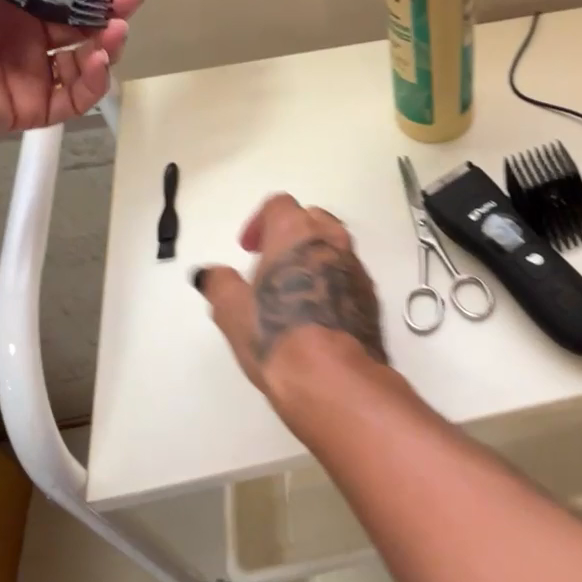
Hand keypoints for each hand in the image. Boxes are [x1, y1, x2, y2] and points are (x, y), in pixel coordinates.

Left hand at [0, 0, 151, 151]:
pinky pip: (75, 97)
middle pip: (82, 20)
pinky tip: (98, 57)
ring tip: (116, 25)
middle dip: (113, 5)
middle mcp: (18, 34)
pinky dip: (95, 80)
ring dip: (110, 40)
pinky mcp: (27, 106)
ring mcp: (25, 71)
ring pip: (86, 58)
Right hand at [192, 194, 387, 399]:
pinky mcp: (371, 296)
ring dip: (313, 258)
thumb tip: (209, 274)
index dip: (260, 222)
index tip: (248, 249)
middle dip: (290, 235)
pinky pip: (348, 276)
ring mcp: (356, 267)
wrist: (335, 376)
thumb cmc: (276, 333)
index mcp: (296, 231)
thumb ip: (220, 284)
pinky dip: (332, 282)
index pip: (279, 205)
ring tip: (292, 292)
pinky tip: (317, 313)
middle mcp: (331, 240)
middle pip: (312, 220)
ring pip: (334, 248)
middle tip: (270, 265)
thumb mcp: (232, 311)